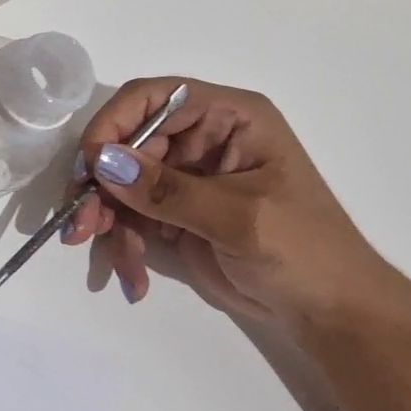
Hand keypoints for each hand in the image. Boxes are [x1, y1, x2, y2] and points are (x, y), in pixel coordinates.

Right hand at [60, 77, 389, 327]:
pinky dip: (124, 247)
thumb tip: (103, 161)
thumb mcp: (238, 218)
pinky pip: (129, 220)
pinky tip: (134, 280)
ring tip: (115, 260)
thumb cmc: (304, 252)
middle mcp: (201, 138)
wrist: (329, 312)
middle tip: (82, 228)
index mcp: (228, 118)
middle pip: (125, 145)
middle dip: (101, 188)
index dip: (113, 125)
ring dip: (107, 223)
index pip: (153, 99)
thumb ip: (169, 190)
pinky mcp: (173, 214)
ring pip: (119, 186)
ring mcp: (185, 178)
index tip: (89, 169)